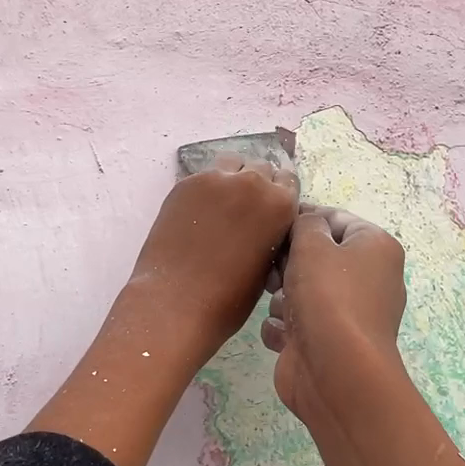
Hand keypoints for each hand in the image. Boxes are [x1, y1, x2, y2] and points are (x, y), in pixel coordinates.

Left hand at [120, 153, 298, 356]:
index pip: (288, 180)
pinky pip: (204, 177)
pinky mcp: (186, 183)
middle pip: (260, 168)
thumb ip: (273, 233)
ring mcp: (215, 179)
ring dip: (233, 178)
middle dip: (257, 184)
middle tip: (245, 209)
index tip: (270, 208)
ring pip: (232, 164)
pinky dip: (206, 189)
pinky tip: (199, 212)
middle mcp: (252, 182)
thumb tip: (266, 226)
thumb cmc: (229, 298)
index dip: (280, 194)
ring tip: (223, 204)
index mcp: (280, 204)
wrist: (176, 301)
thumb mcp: (268, 266)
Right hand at [262, 206, 407, 419]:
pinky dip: (284, 326)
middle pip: (317, 256)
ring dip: (283, 297)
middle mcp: (368, 279)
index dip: (303, 217)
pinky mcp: (326, 342)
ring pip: (302, 290)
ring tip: (280, 306)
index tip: (273, 223)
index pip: (335, 218)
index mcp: (376, 248)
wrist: (336, 372)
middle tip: (272, 268)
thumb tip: (306, 224)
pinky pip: (296, 322)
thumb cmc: (328, 296)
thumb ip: (305, 223)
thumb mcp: (312, 244)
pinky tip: (282, 333)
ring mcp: (347, 313)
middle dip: (288, 262)